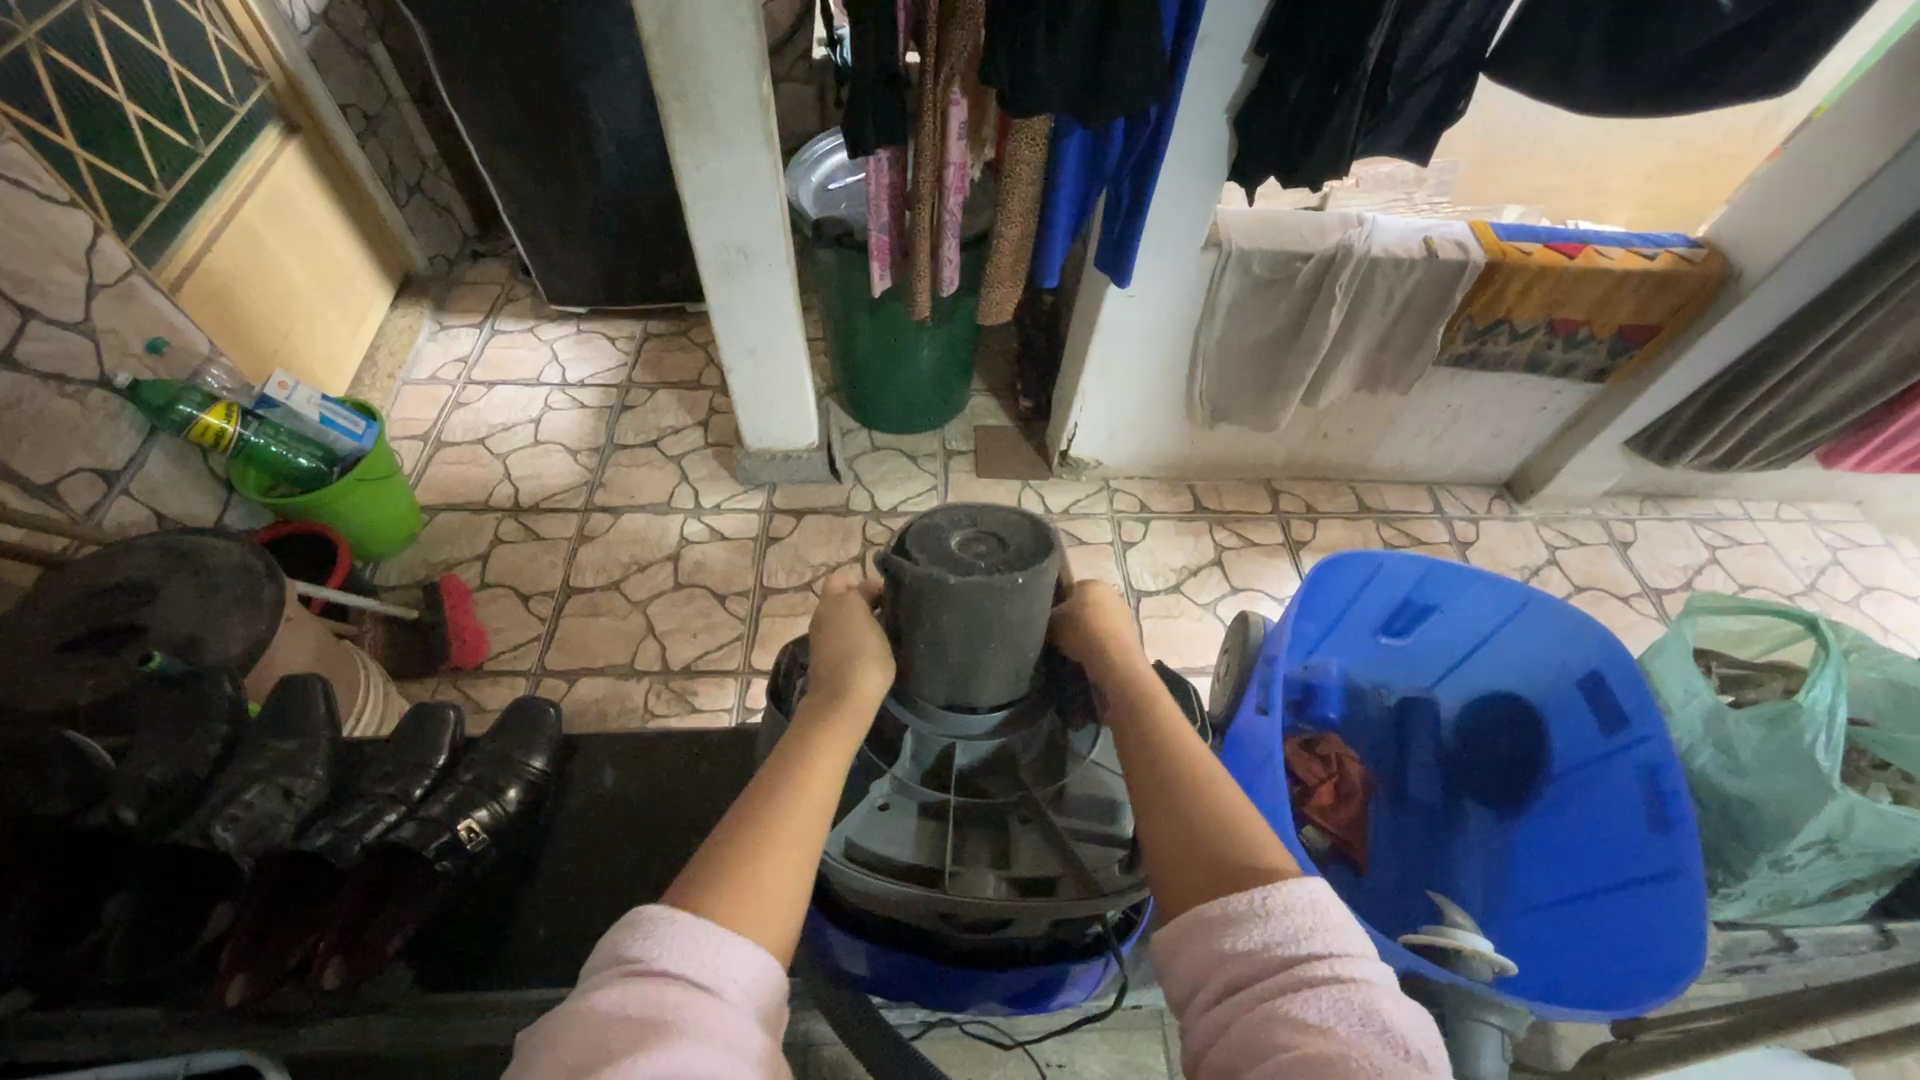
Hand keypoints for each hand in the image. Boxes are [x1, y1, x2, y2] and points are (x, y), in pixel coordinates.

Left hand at [803, 573, 895, 713]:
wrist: (842, 700)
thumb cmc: (864, 656)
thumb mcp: (874, 620)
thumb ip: (869, 598)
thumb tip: (869, 588)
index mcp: (836, 599)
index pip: (846, 580)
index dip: (868, 585)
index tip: (889, 599)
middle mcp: (823, 613)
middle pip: (840, 598)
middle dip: (859, 601)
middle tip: (884, 613)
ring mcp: (820, 637)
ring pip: (839, 617)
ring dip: (854, 620)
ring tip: (879, 632)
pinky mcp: (822, 656)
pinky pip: (837, 636)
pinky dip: (848, 637)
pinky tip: (867, 649)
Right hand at [1049, 581, 1151, 687]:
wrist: (1113, 656)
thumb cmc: (1080, 629)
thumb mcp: (1053, 620)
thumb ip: (1049, 613)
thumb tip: (1048, 615)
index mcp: (1092, 582)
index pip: (1071, 588)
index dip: (1060, 604)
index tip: (1054, 620)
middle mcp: (1112, 592)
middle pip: (1087, 605)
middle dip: (1077, 618)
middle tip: (1063, 635)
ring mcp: (1125, 613)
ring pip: (1099, 621)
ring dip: (1090, 632)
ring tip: (1077, 649)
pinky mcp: (1131, 633)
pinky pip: (1109, 637)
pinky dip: (1101, 644)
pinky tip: (1092, 656)